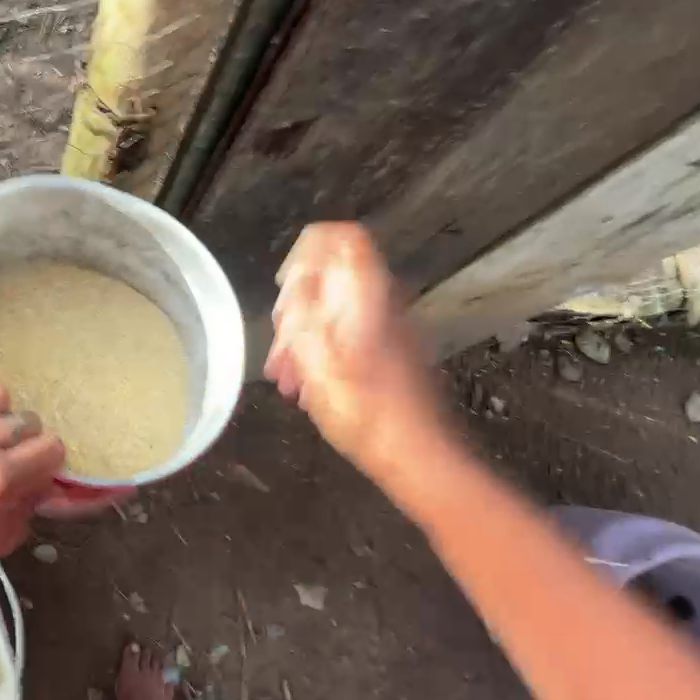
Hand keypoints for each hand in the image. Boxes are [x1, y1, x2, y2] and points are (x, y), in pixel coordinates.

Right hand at [264, 223, 454, 487]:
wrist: (420, 461)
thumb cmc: (366, 412)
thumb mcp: (318, 360)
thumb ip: (303, 312)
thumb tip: (297, 280)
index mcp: (368, 297)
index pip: (345, 238)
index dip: (309, 248)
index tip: (286, 280)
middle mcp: (384, 305)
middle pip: (333, 278)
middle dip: (297, 305)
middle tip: (279, 343)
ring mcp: (390, 331)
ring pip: (336, 311)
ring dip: (304, 335)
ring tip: (285, 374)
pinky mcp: (390, 356)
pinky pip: (347, 337)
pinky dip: (322, 354)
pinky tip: (305, 387)